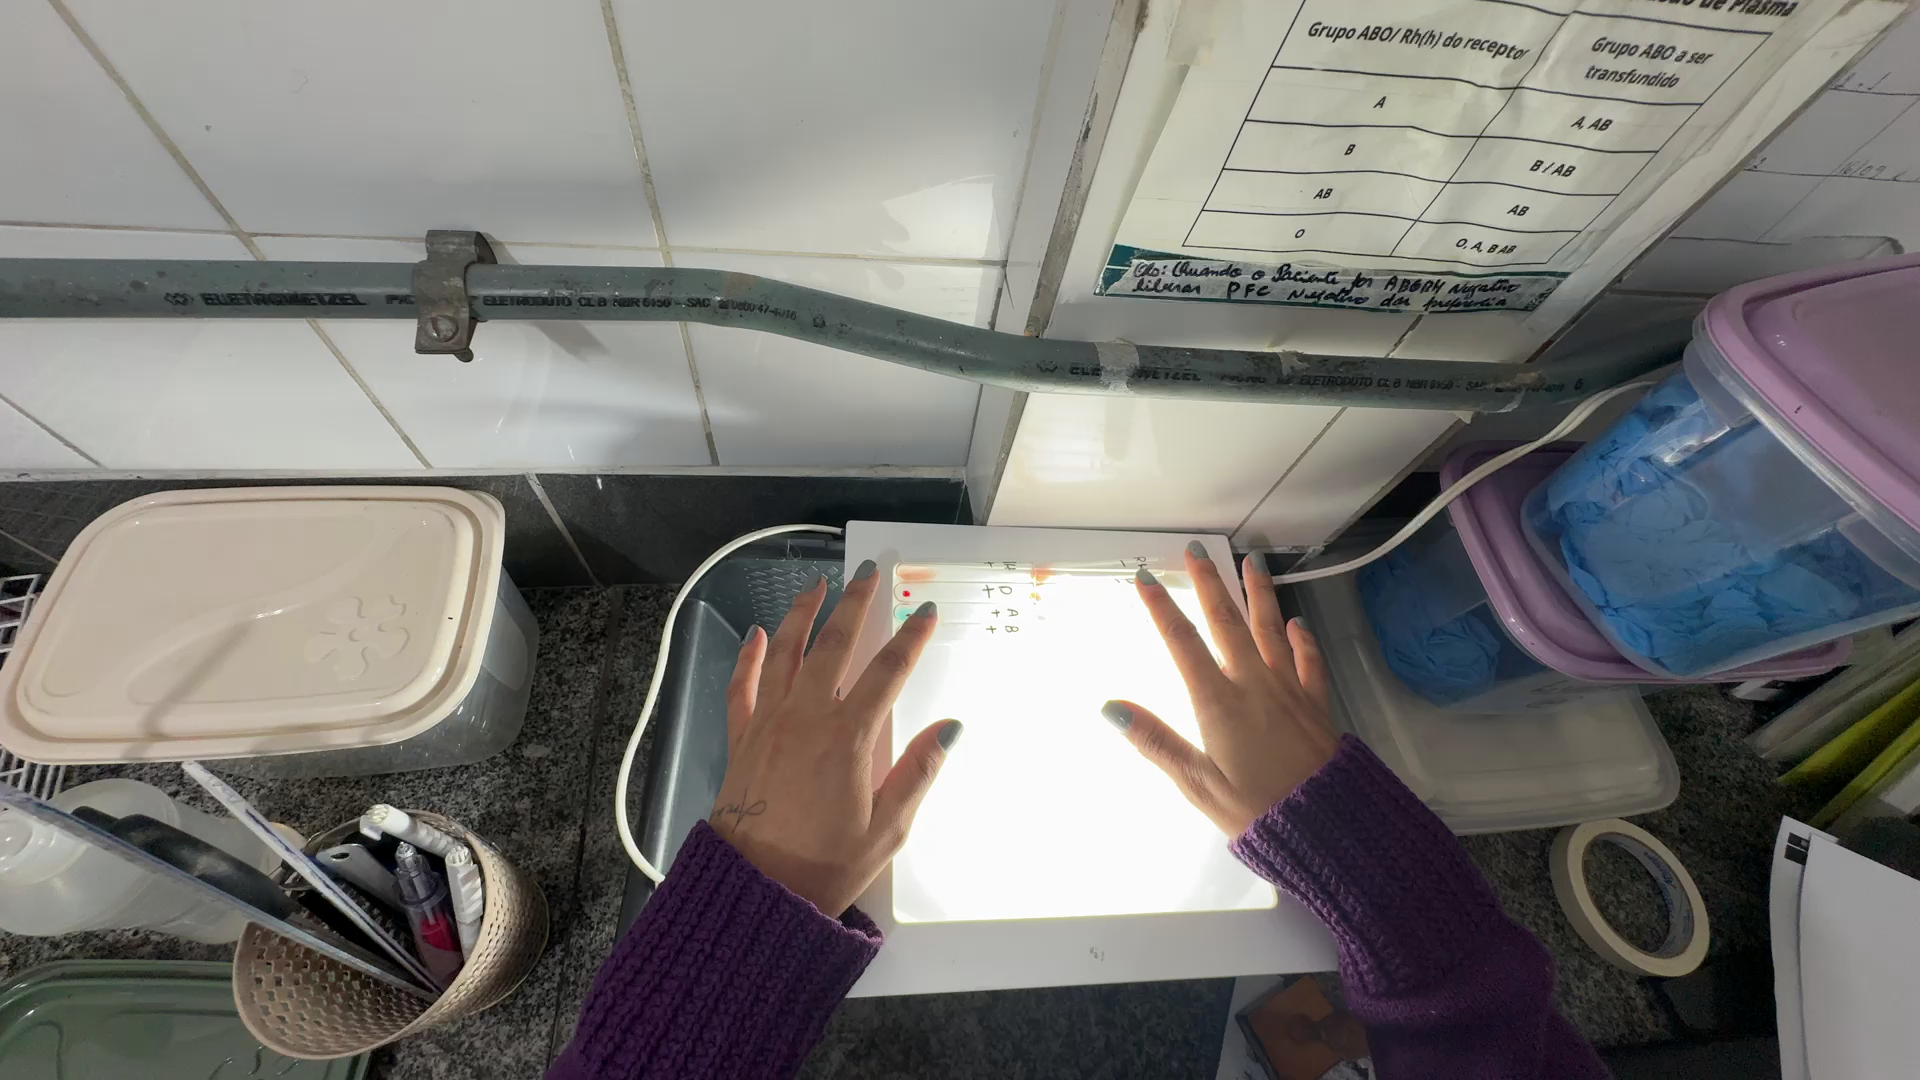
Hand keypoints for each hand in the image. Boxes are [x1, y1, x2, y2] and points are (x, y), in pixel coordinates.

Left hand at [711, 561, 960, 915]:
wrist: (751, 897)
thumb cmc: (826, 866)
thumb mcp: (887, 830)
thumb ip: (918, 772)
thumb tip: (951, 726)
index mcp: (847, 736)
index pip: (888, 672)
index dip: (911, 638)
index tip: (926, 611)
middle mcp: (806, 716)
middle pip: (834, 645)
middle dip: (854, 604)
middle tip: (868, 571)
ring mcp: (768, 723)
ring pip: (786, 653)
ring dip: (803, 614)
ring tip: (817, 584)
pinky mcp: (741, 739)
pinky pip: (743, 687)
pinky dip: (750, 658)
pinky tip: (758, 634)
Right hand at [1103, 544, 1338, 835]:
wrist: (1334, 831)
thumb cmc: (1258, 810)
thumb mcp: (1197, 783)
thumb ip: (1154, 740)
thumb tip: (1110, 706)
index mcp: (1218, 701)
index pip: (1182, 643)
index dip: (1161, 608)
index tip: (1145, 576)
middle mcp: (1253, 684)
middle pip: (1227, 622)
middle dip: (1209, 583)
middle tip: (1197, 549)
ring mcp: (1289, 690)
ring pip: (1271, 630)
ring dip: (1259, 594)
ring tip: (1252, 562)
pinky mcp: (1317, 705)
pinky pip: (1309, 662)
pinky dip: (1302, 640)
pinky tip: (1297, 623)